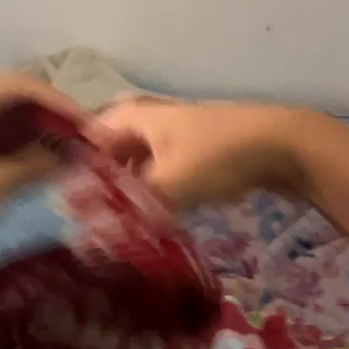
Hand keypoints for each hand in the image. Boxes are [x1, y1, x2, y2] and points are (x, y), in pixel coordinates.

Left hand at [0, 74, 81, 260]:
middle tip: (74, 142)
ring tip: (49, 150)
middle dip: (42, 112)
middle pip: (2, 89)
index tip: (89, 131)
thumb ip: (24, 168)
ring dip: (18, 123)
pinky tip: (9, 157)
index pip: (20, 83)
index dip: (60, 103)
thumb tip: (59, 155)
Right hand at [88, 97, 322, 206]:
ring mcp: (173, 134)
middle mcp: (147, 120)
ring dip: (130, 190)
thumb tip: (94, 232)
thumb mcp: (168, 183)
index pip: (87, 138)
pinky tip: (154, 216)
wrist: (284, 145)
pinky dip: (155, 191)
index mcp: (132, 117)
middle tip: (90, 216)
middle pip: (112, 152)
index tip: (65, 200)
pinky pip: (162, 171)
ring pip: (138, 163)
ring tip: (118, 221)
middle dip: (102, 182)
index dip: (74, 167)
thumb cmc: (216, 155)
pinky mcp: (195, 152)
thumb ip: (130, 206)